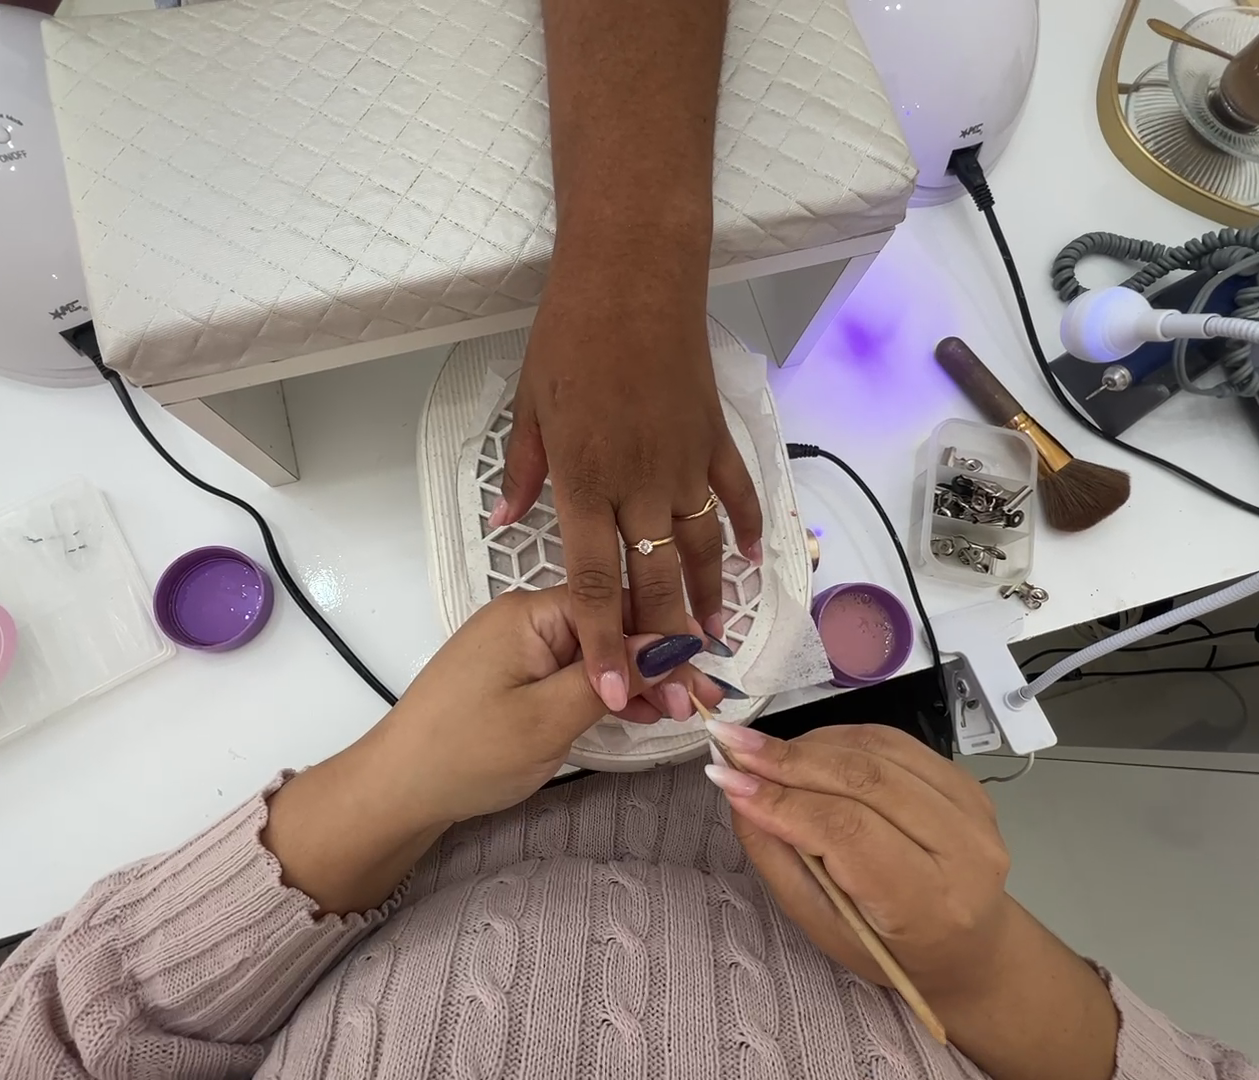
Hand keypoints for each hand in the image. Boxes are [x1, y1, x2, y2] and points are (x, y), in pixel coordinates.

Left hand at [270, 590, 718, 912]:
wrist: (396, 790)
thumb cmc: (467, 754)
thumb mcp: (547, 719)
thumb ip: (612, 678)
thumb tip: (673, 646)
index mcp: (531, 611)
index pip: (615, 607)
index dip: (664, 640)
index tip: (702, 680)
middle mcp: (528, 616)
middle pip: (609, 627)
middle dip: (657, 663)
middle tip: (699, 705)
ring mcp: (522, 644)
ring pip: (596, 651)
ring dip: (636, 680)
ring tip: (678, 713)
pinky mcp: (519, 671)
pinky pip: (574, 670)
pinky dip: (606, 691)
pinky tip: (640, 711)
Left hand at [493, 266, 762, 714]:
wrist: (632, 276)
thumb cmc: (569, 336)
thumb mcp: (529, 405)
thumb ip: (524, 472)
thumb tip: (504, 520)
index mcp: (584, 482)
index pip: (593, 581)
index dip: (605, 642)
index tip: (614, 692)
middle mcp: (638, 486)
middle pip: (655, 580)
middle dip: (665, 640)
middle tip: (677, 686)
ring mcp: (685, 464)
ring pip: (703, 549)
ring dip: (709, 599)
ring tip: (715, 640)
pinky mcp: (716, 440)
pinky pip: (738, 495)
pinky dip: (750, 530)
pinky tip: (754, 561)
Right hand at [705, 724, 1118, 1079]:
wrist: (968, 946)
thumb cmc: (884, 948)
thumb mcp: (819, 923)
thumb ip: (775, 855)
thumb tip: (735, 787)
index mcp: (929, 902)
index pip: (847, 830)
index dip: (782, 798)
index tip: (723, 774)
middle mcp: (963, 849)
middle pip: (862, 779)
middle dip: (787, 757)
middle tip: (729, 740)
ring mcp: (971, 807)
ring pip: (875, 750)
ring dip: (808, 743)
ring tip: (758, 747)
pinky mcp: (964, 779)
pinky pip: (890, 740)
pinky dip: (837, 737)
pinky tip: (803, 746)